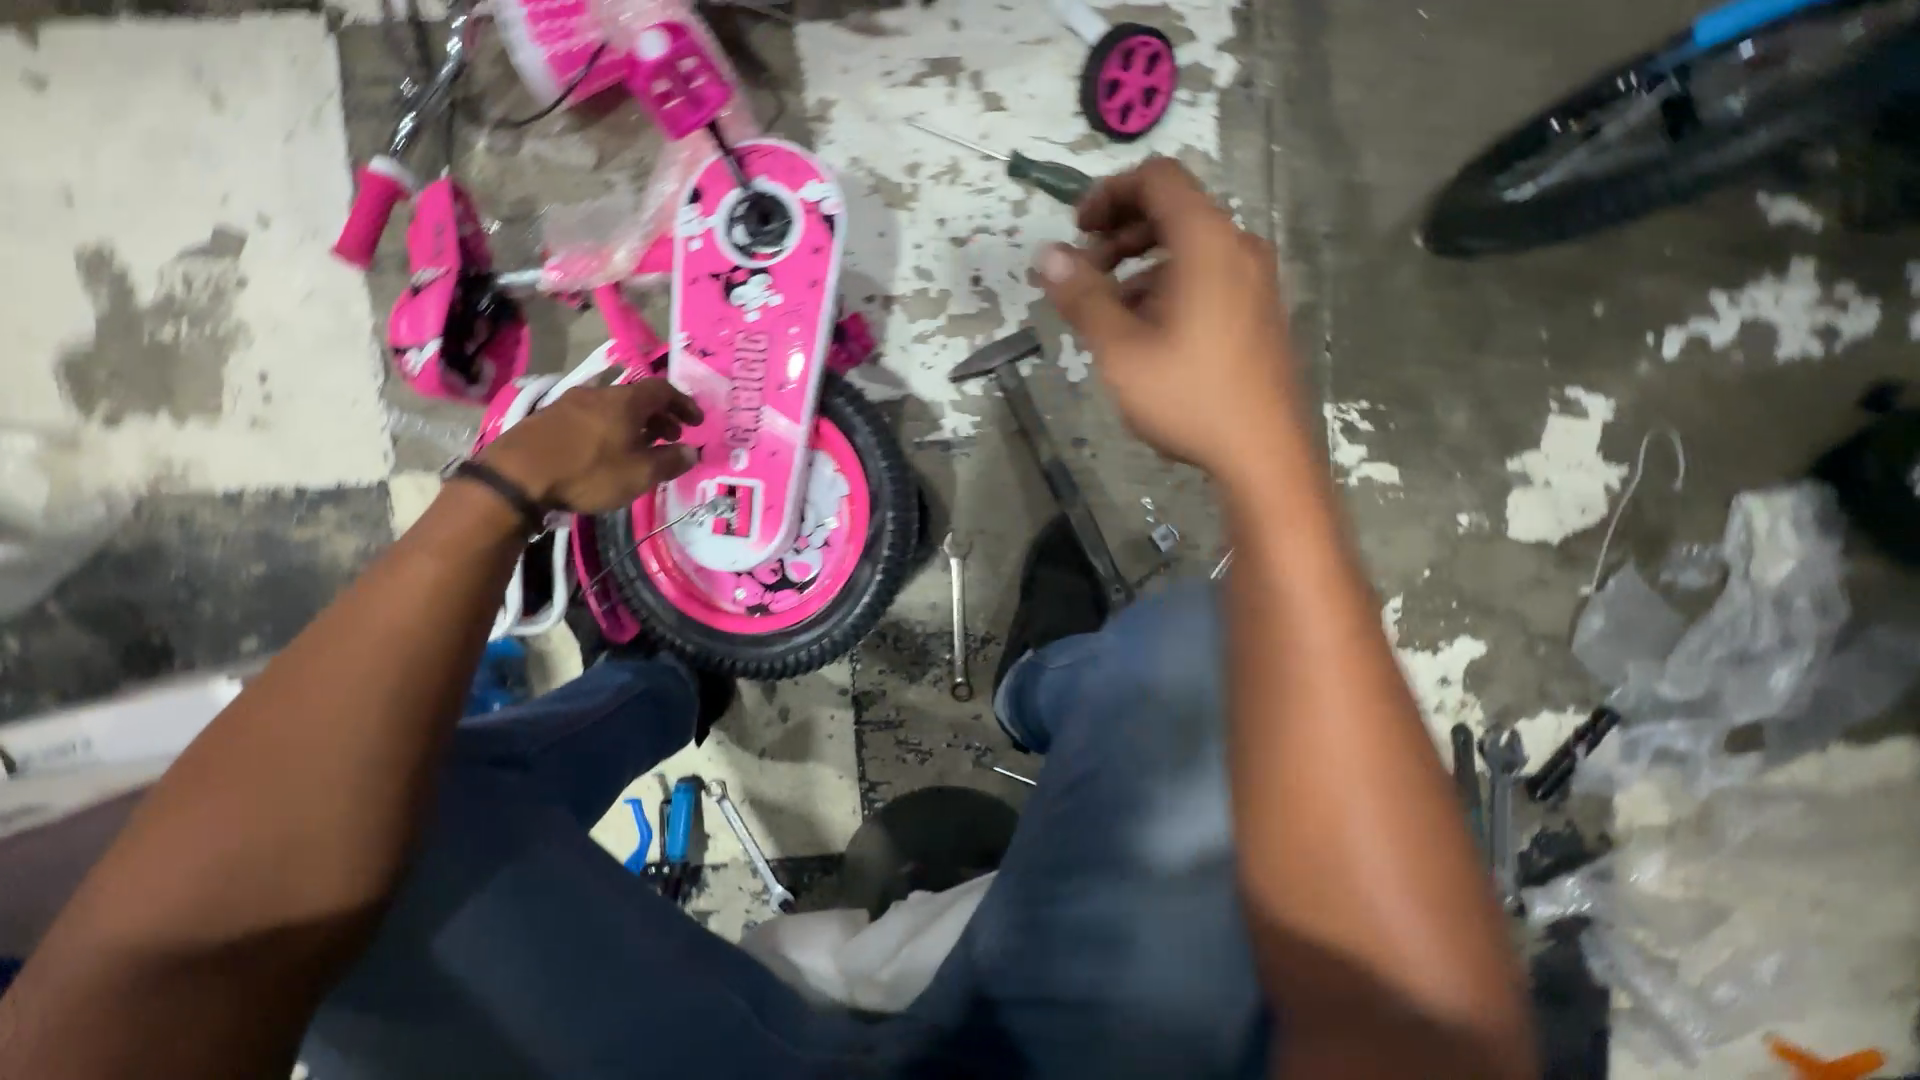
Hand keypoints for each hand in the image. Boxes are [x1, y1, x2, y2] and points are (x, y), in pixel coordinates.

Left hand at [477, 377, 703, 513]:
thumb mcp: (639, 474)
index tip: (695, 422)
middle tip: (670, 438)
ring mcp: (570, 403)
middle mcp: (599, 393)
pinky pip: (591, 417)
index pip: (663, 390)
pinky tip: (606, 451)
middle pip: (637, 397)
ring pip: (613, 407)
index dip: (683, 404)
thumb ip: (669, 462)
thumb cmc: (588, 472)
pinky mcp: (549, 417)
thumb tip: (691, 452)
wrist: (517, 476)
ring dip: (633, 423)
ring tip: (640, 447)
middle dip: (659, 416)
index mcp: (626, 401)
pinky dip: (609, 428)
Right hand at [1038, 158, 1300, 476]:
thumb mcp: (1121, 349)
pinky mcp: (1258, 311)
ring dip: (1140, 265)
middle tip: (1085, 273)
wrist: (1264, 454)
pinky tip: (1145, 333)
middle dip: (1120, 233)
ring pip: (1189, 248)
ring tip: (1108, 311)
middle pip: (1174, 210)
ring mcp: (1255, 280)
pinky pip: (1208, 276)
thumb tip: (1047, 255)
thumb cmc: (1190, 396)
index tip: (1077, 230)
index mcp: (1208, 242)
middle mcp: (1238, 247)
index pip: (1158, 178)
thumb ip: (1082, 296)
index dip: (1110, 192)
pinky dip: (1169, 286)